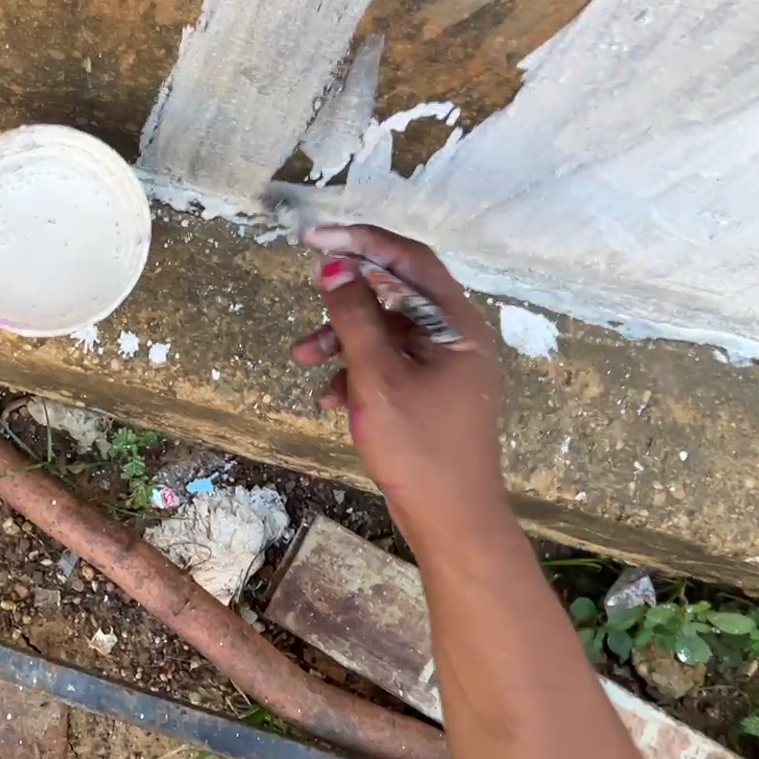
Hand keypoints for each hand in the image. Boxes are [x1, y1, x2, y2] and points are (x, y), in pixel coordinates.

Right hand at [288, 225, 505, 542]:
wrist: (450, 519)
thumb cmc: (418, 445)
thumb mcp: (377, 376)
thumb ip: (355, 317)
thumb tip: (334, 265)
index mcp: (456, 324)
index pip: (409, 259)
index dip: (360, 240)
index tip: (314, 238)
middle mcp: (454, 337)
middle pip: (394, 293)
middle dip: (344, 298)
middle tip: (308, 291)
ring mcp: (441, 366)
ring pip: (383, 331)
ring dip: (341, 339)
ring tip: (302, 358)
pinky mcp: (427, 391)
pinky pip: (385, 364)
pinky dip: (354, 373)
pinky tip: (329, 400)